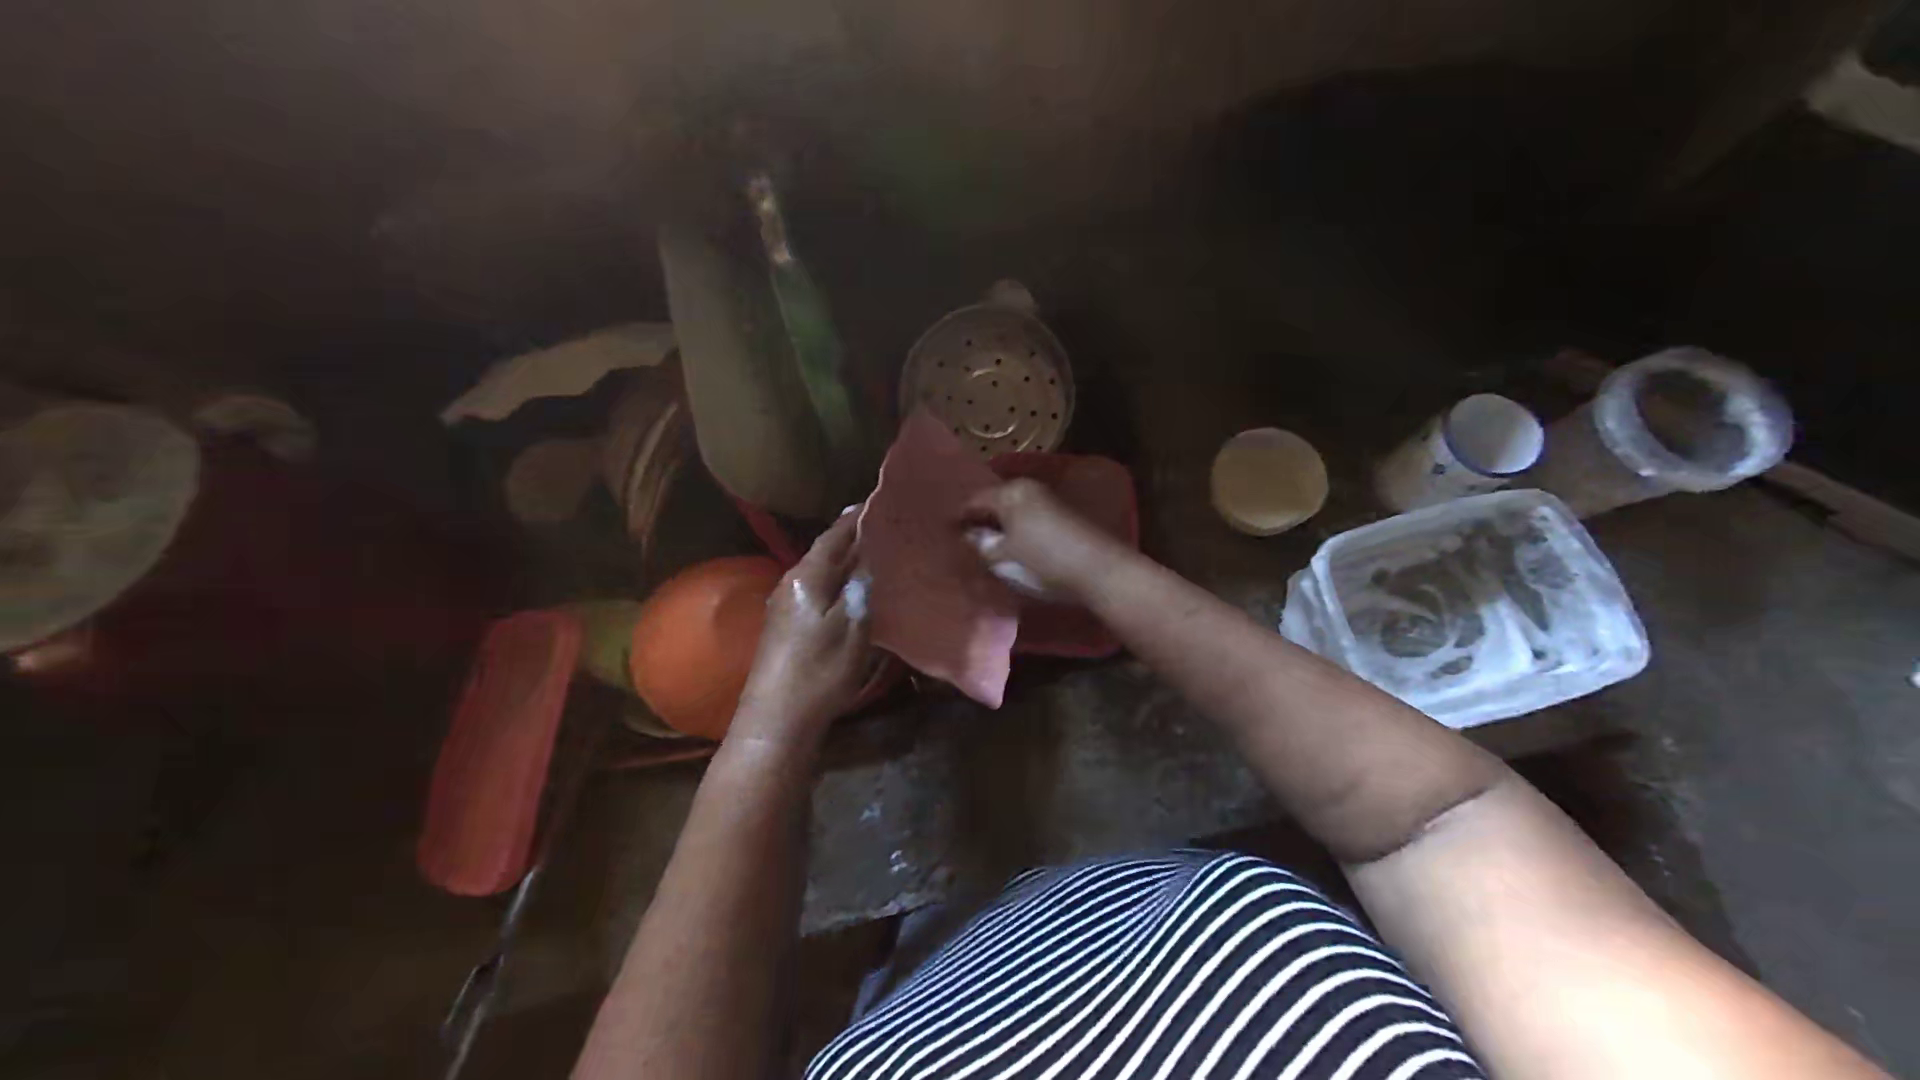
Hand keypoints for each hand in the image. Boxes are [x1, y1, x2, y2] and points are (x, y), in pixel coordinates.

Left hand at [732, 512, 873, 748]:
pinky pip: (815, 588)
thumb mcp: (852, 628)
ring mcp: (784, 605)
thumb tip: (868, 560)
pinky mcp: (785, 625)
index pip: (833, 537)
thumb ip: (860, 589)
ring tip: (870, 550)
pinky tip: (849, 585)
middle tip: (880, 523)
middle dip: (849, 536)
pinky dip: (835, 579)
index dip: (854, 520)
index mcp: (807, 577)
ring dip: (842, 559)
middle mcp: (791, 583)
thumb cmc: (819, 671)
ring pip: (819, 570)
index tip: (875, 502)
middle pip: (824, 552)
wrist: (777, 719)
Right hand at [962, 479, 1130, 601]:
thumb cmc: (1043, 561)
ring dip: (999, 527)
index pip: (973, 500)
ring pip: (1012, 512)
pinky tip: (1011, 548)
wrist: (1098, 571)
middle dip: (980, 521)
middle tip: (963, 542)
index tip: (946, 534)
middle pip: (994, 503)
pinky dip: (1016, 531)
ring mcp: (1047, 501)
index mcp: (1009, 493)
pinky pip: (1027, 519)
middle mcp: (1028, 489)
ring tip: (985, 548)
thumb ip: (981, 544)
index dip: (958, 517)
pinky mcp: (1062, 517)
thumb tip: (968, 536)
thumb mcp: (1003, 557)